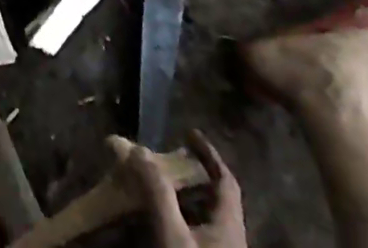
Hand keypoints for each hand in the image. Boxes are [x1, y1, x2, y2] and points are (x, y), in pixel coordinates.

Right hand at [117, 132, 245, 247]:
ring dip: (174, 200)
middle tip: (158, 160)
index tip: (187, 132)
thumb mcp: (173, 235)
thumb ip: (157, 192)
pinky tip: (146, 224)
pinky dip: (168, 223)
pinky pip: (185, 237)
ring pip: (196, 220)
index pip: (226, 181)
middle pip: (210, 200)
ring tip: (146, 186)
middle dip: (185, 177)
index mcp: (229, 228)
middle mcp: (226, 241)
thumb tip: (138, 148)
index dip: (209, 154)